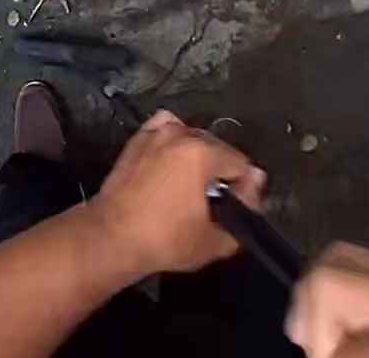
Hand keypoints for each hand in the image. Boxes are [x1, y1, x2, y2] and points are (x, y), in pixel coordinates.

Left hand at [86, 110, 265, 277]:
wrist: (114, 233)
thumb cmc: (165, 238)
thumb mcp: (214, 240)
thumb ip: (243, 212)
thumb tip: (254, 186)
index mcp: (201, 152)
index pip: (240, 163)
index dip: (247, 188)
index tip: (240, 209)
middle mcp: (180, 133)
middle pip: (217, 146)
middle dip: (225, 171)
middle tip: (221, 201)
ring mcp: (156, 131)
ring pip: (193, 136)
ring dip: (201, 156)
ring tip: (197, 184)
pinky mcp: (138, 136)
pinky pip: (166, 127)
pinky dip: (175, 138)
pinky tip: (175, 159)